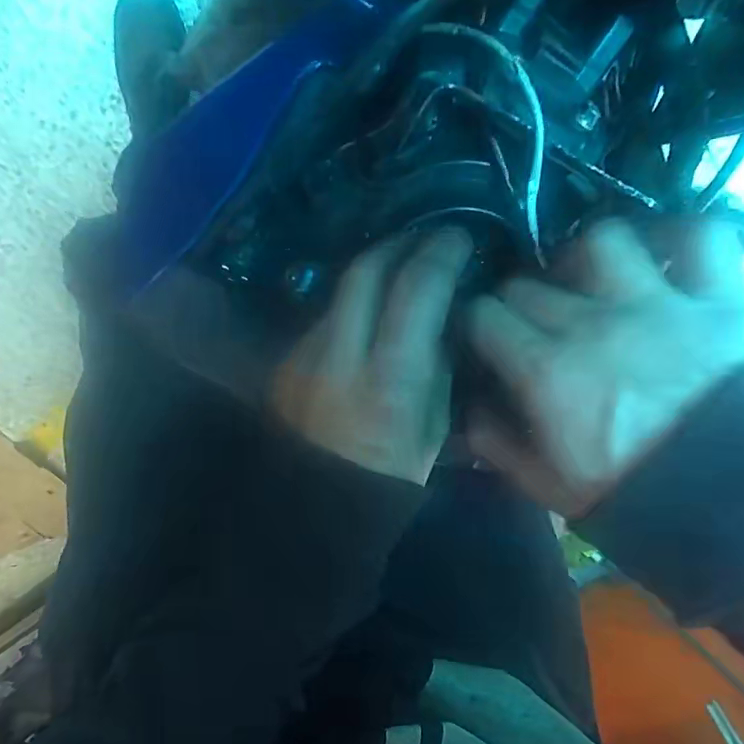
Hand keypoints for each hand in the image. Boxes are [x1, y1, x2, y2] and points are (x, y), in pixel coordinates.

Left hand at [273, 230, 473, 484]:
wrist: (320, 505)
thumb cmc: (391, 472)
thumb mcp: (434, 422)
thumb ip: (438, 359)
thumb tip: (444, 308)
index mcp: (390, 379)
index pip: (416, 288)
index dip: (441, 253)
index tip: (458, 238)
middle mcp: (339, 356)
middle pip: (365, 269)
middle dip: (400, 243)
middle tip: (426, 240)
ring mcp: (303, 356)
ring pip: (340, 291)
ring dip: (373, 274)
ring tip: (399, 274)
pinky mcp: (284, 362)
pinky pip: (324, 319)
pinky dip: (351, 310)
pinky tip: (367, 320)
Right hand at [463, 217, 743, 515]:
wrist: (734, 511)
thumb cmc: (631, 498)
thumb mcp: (544, 483)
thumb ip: (494, 439)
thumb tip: (467, 401)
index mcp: (547, 370)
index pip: (483, 314)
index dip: (477, 325)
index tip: (486, 339)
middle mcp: (595, 324)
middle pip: (529, 281)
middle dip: (519, 300)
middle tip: (534, 323)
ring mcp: (661, 305)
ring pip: (603, 239)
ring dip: (586, 256)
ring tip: (591, 281)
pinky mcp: (720, 301)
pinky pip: (701, 236)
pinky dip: (680, 235)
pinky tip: (663, 257)